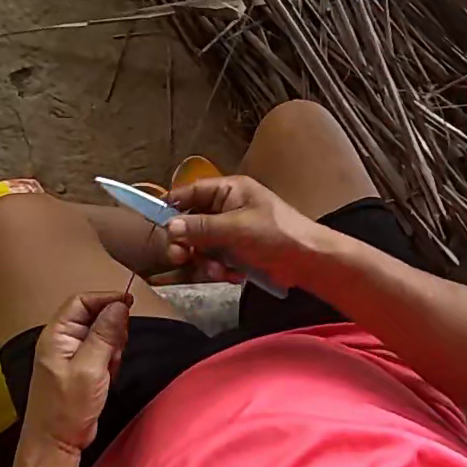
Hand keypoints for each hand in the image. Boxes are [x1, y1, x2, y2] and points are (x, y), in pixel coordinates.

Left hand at [19, 291, 131, 466]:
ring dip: (112, 345)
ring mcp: (69, 355)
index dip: (106, 299)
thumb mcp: (90, 368)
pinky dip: (109, 359)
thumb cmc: (66, 408)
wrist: (55, 445)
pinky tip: (109, 374)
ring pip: (99, 334)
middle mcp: (61, 340)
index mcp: (56, 334)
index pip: (82, 301)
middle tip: (119, 346)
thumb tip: (120, 305)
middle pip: (93, 315)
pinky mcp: (79, 368)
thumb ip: (105, 334)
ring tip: (112, 366)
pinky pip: (100, 351)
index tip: (130, 303)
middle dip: (111, 327)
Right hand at [162, 176, 327, 289]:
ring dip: (206, 260)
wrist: (310, 261)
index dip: (171, 205)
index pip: (191, 192)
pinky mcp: (239, 251)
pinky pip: (217, 258)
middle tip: (180, 257)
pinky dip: (221, 268)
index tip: (155, 223)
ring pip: (203, 244)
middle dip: (188, 242)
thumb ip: (201, 227)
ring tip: (219, 271)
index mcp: (230, 190)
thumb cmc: (276, 234)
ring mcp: (233, 230)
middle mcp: (228, 207)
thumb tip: (169, 226)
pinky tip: (233, 276)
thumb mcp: (236, 228)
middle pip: (192, 222)